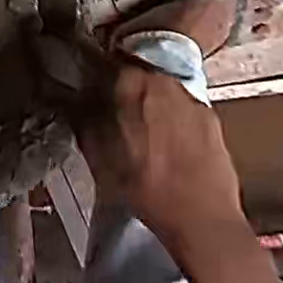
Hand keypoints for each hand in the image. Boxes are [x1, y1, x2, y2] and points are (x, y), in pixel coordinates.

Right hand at [77, 62, 282, 282]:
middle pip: (137, 74)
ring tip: (148, 132)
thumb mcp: (99, 155)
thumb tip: (71, 99)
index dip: (98, 76)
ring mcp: (191, 97)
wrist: (202, 219)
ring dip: (153, 103)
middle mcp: (162, 79)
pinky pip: (185, 109)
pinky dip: (177, 119)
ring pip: (163, 91)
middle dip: (126, 90)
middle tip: (119, 114)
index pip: (106, 62)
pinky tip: (174, 145)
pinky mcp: (212, 118)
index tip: (93, 90)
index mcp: (131, 82)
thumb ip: (83, 119)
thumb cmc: (144, 186)